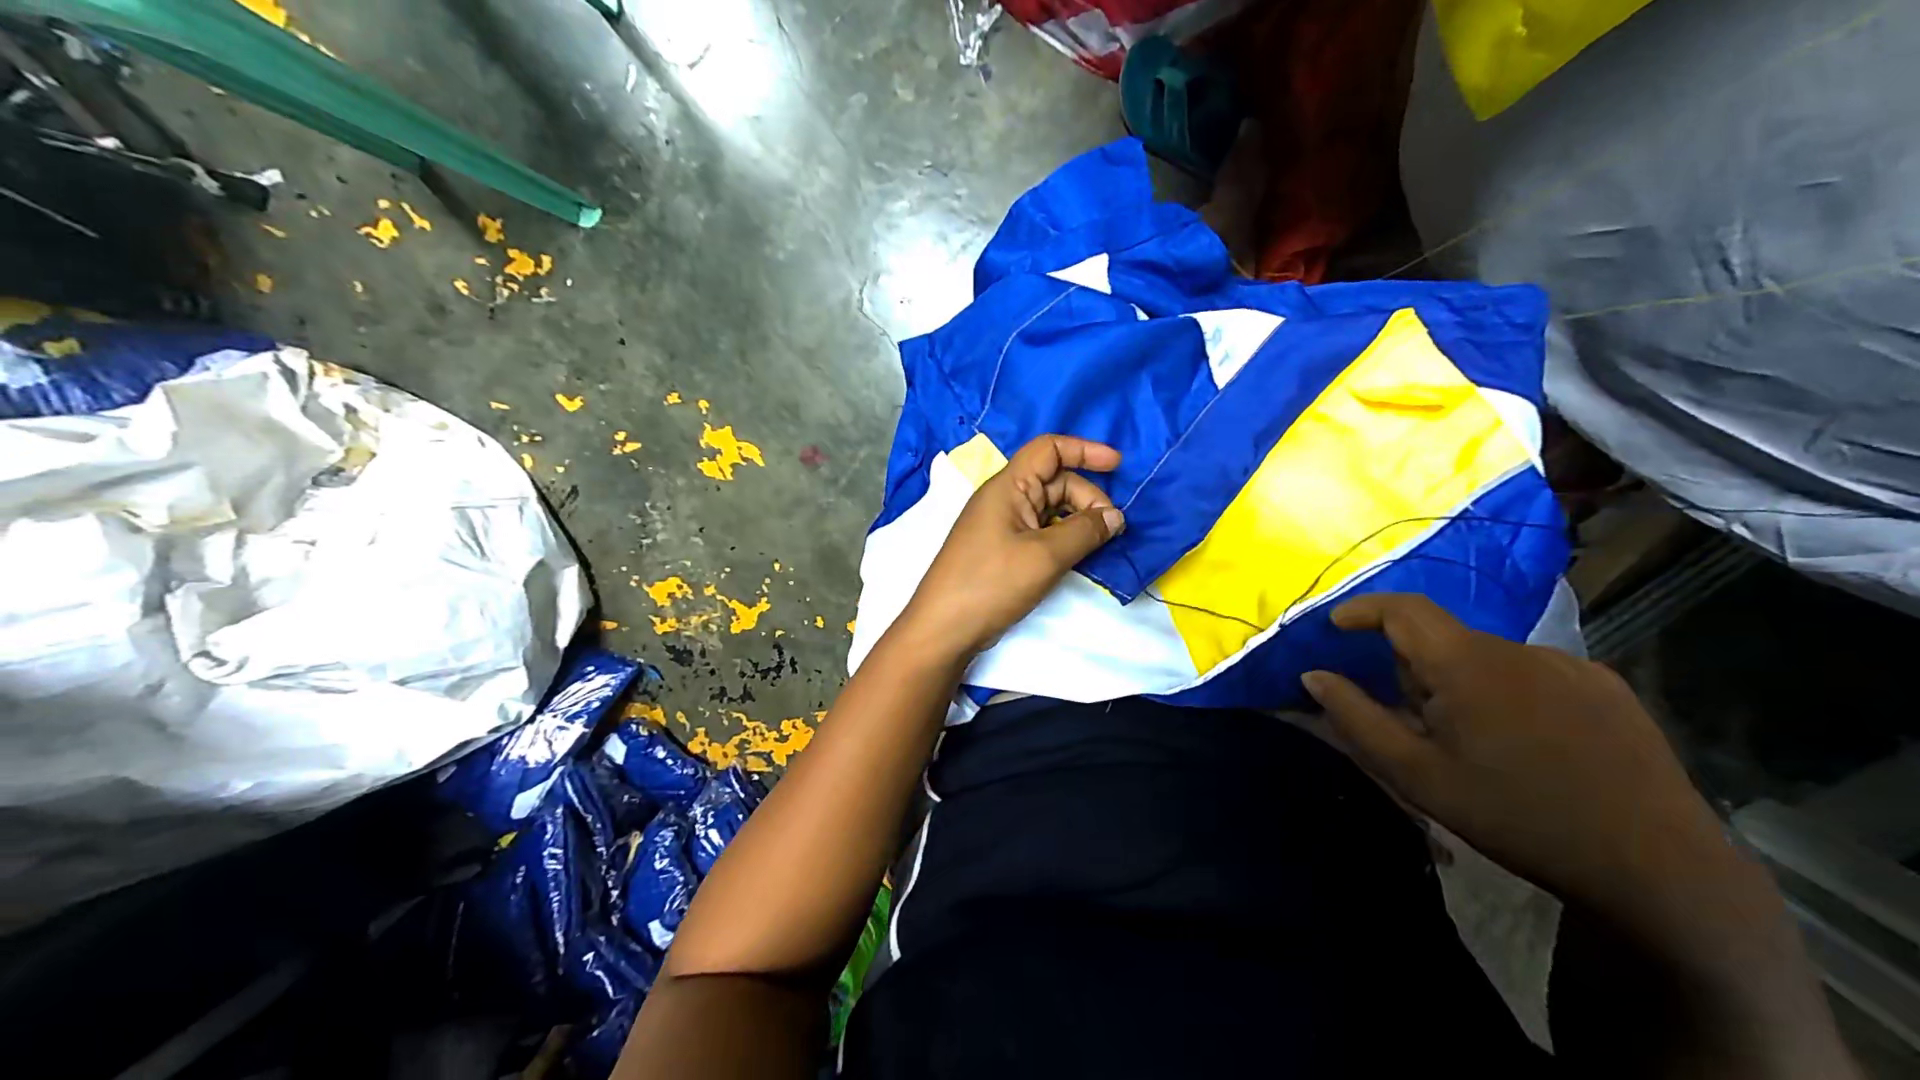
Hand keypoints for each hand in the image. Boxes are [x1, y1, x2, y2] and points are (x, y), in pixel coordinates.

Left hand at [898, 434, 1125, 656]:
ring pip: (1051, 509)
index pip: (1049, 449)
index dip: (1085, 450)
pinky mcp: (1003, 550)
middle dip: (1088, 498)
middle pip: (1056, 481)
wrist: (943, 628)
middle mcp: (1005, 498)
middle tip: (1111, 530)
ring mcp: (1002, 525)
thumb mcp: (1044, 556)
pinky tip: (1078, 557)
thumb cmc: (991, 583)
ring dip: (1078, 521)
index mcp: (1008, 486)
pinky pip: (1041, 531)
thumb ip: (1084, 532)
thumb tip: (1115, 516)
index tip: (1118, 465)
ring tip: (1099, 545)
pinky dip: (1064, 538)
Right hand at [1300, 593, 1735, 923]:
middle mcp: (1519, 649)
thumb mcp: (1416, 774)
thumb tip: (1313, 675)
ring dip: (1463, 683)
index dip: (1362, 609)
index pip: (1403, 608)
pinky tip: (1527, 744)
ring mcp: (1571, 665)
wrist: (1656, 866)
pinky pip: (1534, 672)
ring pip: (1488, 657)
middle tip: (1411, 719)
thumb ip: (1356, 717)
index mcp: (1467, 664)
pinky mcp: (1609, 687)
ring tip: (1474, 742)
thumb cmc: (1515, 816)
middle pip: (1444, 638)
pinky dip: (1509, 692)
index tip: (1335, 627)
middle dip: (1414, 666)